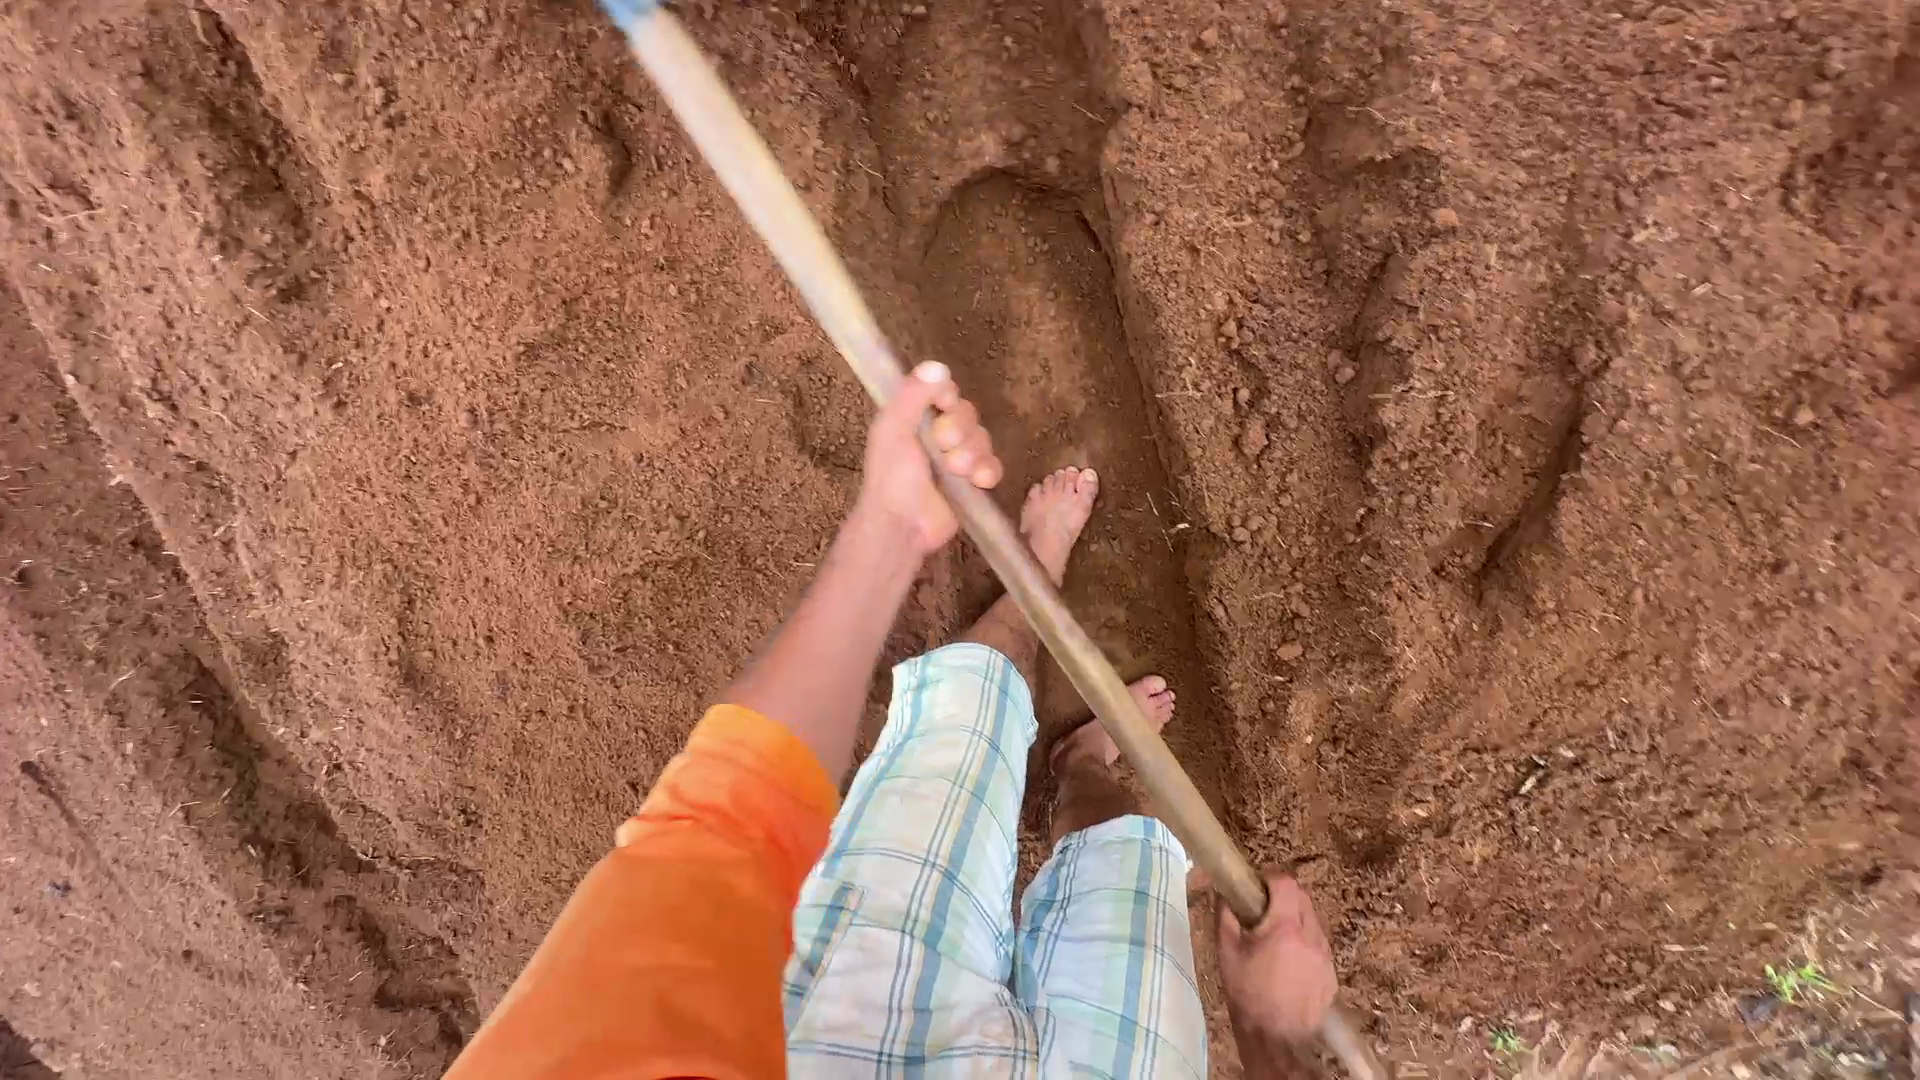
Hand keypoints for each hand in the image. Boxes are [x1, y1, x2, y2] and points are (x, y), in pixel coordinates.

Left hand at [857, 361, 1001, 553]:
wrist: (903, 526)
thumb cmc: (891, 477)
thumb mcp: (893, 430)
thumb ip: (912, 396)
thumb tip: (937, 365)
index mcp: (914, 418)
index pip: (945, 392)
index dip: (948, 398)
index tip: (942, 406)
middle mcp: (936, 434)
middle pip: (968, 414)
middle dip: (960, 430)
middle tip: (943, 447)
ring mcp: (956, 459)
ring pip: (982, 439)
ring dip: (972, 453)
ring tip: (956, 471)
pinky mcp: (972, 483)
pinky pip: (993, 465)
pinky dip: (988, 471)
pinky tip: (978, 482)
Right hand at [1218, 875, 1337, 1043]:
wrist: (1276, 1041)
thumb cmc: (1246, 992)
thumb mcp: (1226, 950)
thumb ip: (1225, 914)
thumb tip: (1225, 891)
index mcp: (1285, 928)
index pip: (1286, 882)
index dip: (1270, 877)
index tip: (1255, 886)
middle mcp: (1312, 938)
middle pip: (1303, 897)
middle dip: (1283, 895)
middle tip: (1261, 908)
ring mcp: (1326, 958)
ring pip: (1313, 920)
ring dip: (1295, 918)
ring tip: (1275, 937)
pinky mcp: (1332, 975)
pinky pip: (1319, 944)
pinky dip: (1304, 941)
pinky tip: (1287, 960)